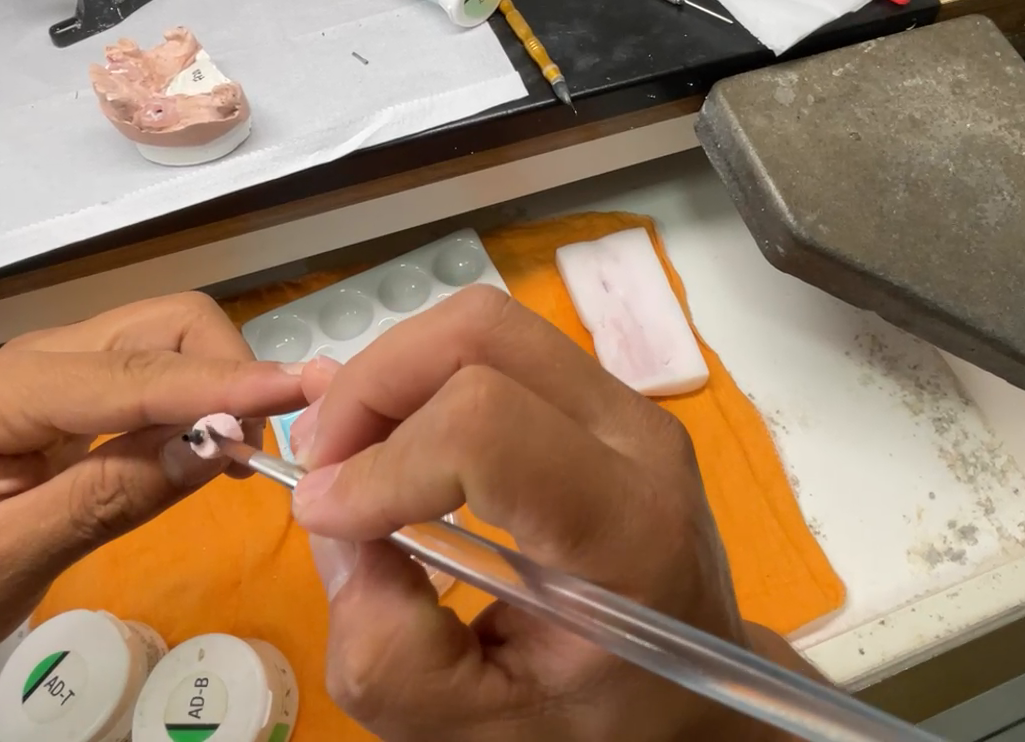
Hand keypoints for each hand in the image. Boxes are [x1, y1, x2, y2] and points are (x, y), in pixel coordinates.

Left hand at [0, 293, 303, 708]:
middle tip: (250, 450)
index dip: (224, 383)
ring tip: (235, 456)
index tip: (299, 393)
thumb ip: (106, 497)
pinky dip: (194, 406)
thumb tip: (215, 447)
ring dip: (216, 385)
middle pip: (163, 325)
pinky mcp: (65, 406)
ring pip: (165, 344)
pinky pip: (150, 383)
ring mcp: (49, 379)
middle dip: (225, 369)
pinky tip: (206, 451)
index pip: (139, 373)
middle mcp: (31, 362)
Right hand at [289, 285, 810, 741]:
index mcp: (626, 527)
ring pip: (484, 324)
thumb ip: (390, 655)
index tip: (325, 513)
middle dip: (375, 383)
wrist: (699, 681)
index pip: (488, 426)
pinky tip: (400, 433)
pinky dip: (424, 374)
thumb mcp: (484, 729)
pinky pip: (496, 345)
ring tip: (355, 449)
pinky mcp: (600, 391)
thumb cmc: (603, 716)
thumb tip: (337, 524)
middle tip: (325, 463)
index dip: (385, 461)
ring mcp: (624, 399)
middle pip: (482, 334)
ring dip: (394, 373)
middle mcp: (636, 433)